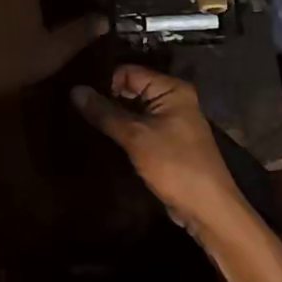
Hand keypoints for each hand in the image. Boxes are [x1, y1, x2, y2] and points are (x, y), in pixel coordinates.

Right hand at [71, 66, 244, 228]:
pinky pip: (140, 128)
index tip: (78, 94)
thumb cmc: (174, 165)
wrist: (208, 209)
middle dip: (106, 99)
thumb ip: (105, 113)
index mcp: (172, 89)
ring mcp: (171, 121)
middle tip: (73, 107)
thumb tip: (75, 91)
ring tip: (80, 120)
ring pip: (134, 110)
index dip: (104, 81)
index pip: (129, 72)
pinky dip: (123, 131)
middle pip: (131, 89)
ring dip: (113, 117)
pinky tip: (99, 136)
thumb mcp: (136, 137)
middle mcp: (173, 99)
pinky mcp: (167, 142)